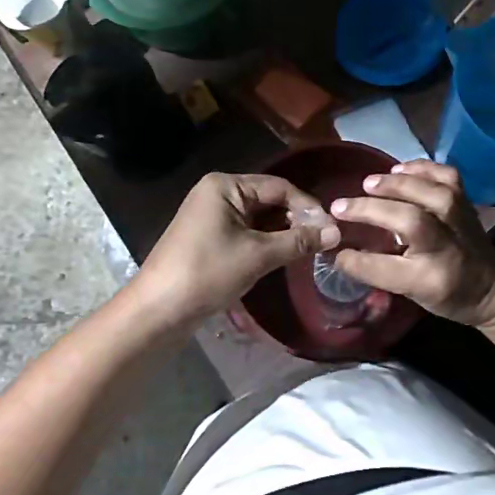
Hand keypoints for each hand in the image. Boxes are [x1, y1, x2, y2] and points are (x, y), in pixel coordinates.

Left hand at [134, 173, 341, 323]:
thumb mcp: (258, 255)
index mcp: (225, 185)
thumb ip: (298, 241)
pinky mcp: (209, 237)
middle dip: (296, 219)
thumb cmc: (207, 272)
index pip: (279, 186)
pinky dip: (266, 241)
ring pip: (258, 217)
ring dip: (282, 232)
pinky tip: (284, 256)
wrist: (159, 309)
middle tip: (324, 242)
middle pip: (269, 199)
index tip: (332, 229)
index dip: (308, 207)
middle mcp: (217, 193)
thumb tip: (335, 231)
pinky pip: (246, 231)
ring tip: (309, 250)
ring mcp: (211, 215)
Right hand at [331, 161, 494, 327]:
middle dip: (372, 210)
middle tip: (339, 206)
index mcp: (432, 279)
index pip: (389, 269)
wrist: (491, 287)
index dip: (358, 261)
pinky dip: (421, 168)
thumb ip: (377, 271)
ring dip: (396, 184)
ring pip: (433, 193)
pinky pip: (446, 175)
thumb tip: (339, 251)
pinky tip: (398, 169)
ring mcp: (460, 220)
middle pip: (411, 221)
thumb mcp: (410, 293)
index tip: (335, 252)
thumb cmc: (446, 293)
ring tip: (369, 183)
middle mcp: (447, 247)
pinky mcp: (466, 200)